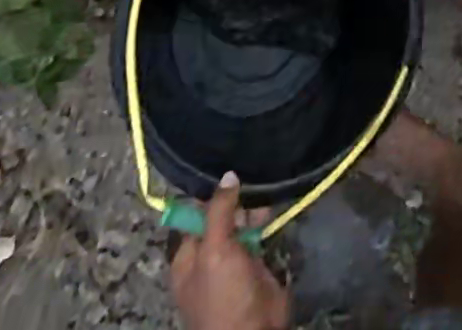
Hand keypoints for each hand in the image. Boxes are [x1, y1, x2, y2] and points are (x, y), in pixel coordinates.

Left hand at [171, 172, 289, 329]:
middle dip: (234, 197)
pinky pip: (258, 234)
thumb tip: (228, 174)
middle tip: (251, 169)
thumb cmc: (223, 296)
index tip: (227, 166)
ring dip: (251, 206)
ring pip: (241, 224)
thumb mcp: (215, 251)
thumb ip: (219, 212)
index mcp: (188, 257)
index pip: (194, 215)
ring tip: (264, 179)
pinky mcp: (257, 264)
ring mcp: (233, 261)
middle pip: (219, 217)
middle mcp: (208, 256)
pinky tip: (273, 200)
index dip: (209, 193)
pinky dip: (265, 220)